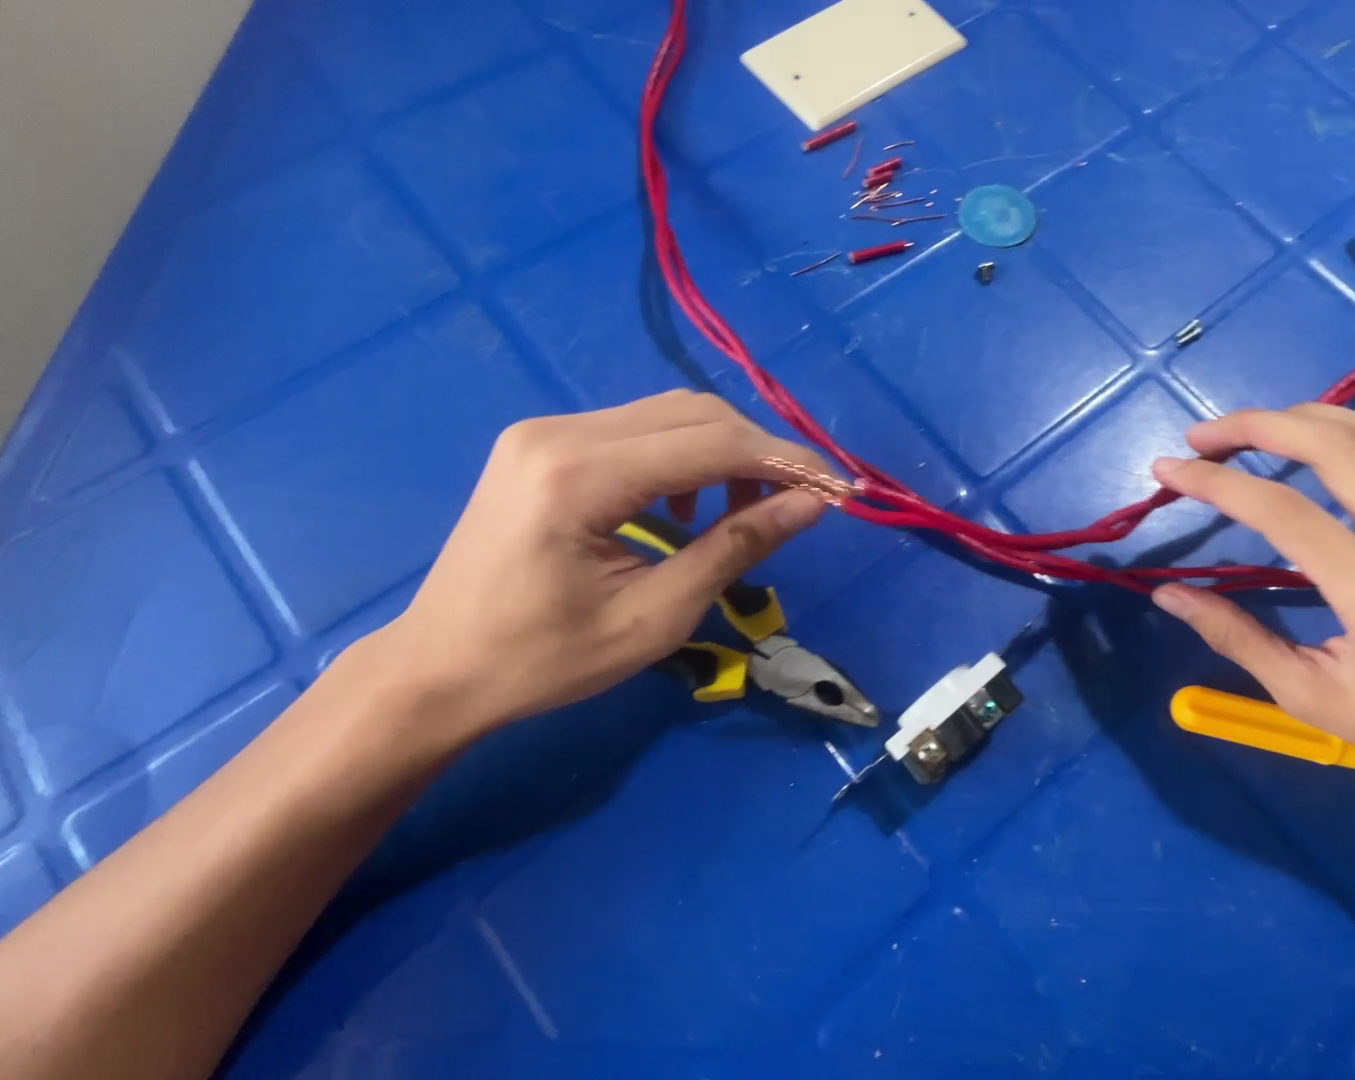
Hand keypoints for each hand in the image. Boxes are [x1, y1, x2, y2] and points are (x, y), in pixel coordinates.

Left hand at [350, 391, 835, 750]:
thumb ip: (735, 550)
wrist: (438, 669)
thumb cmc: (544, 661)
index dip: (786, 461)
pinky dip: (684, 457)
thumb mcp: (655, 618)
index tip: (839, 490)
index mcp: (579, 476)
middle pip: (694, 412)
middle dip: (761, 451)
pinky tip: (685, 507)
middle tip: (801, 502)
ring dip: (725, 451)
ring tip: (749, 508)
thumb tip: (810, 505)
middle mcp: (559, 432)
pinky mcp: (543, 442)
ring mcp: (545, 431)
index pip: (711, 442)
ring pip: (669, 414)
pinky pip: (637, 430)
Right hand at [1150, 404, 1354, 811]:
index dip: (1216, 483)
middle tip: (1202, 436)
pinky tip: (1334, 440)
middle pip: (1337, 449)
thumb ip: (1236, 638)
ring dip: (1310, 419)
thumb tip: (1168, 595)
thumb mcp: (1311, 697)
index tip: (1167, 471)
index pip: (1284, 512)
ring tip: (1255, 429)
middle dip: (1258, 426)